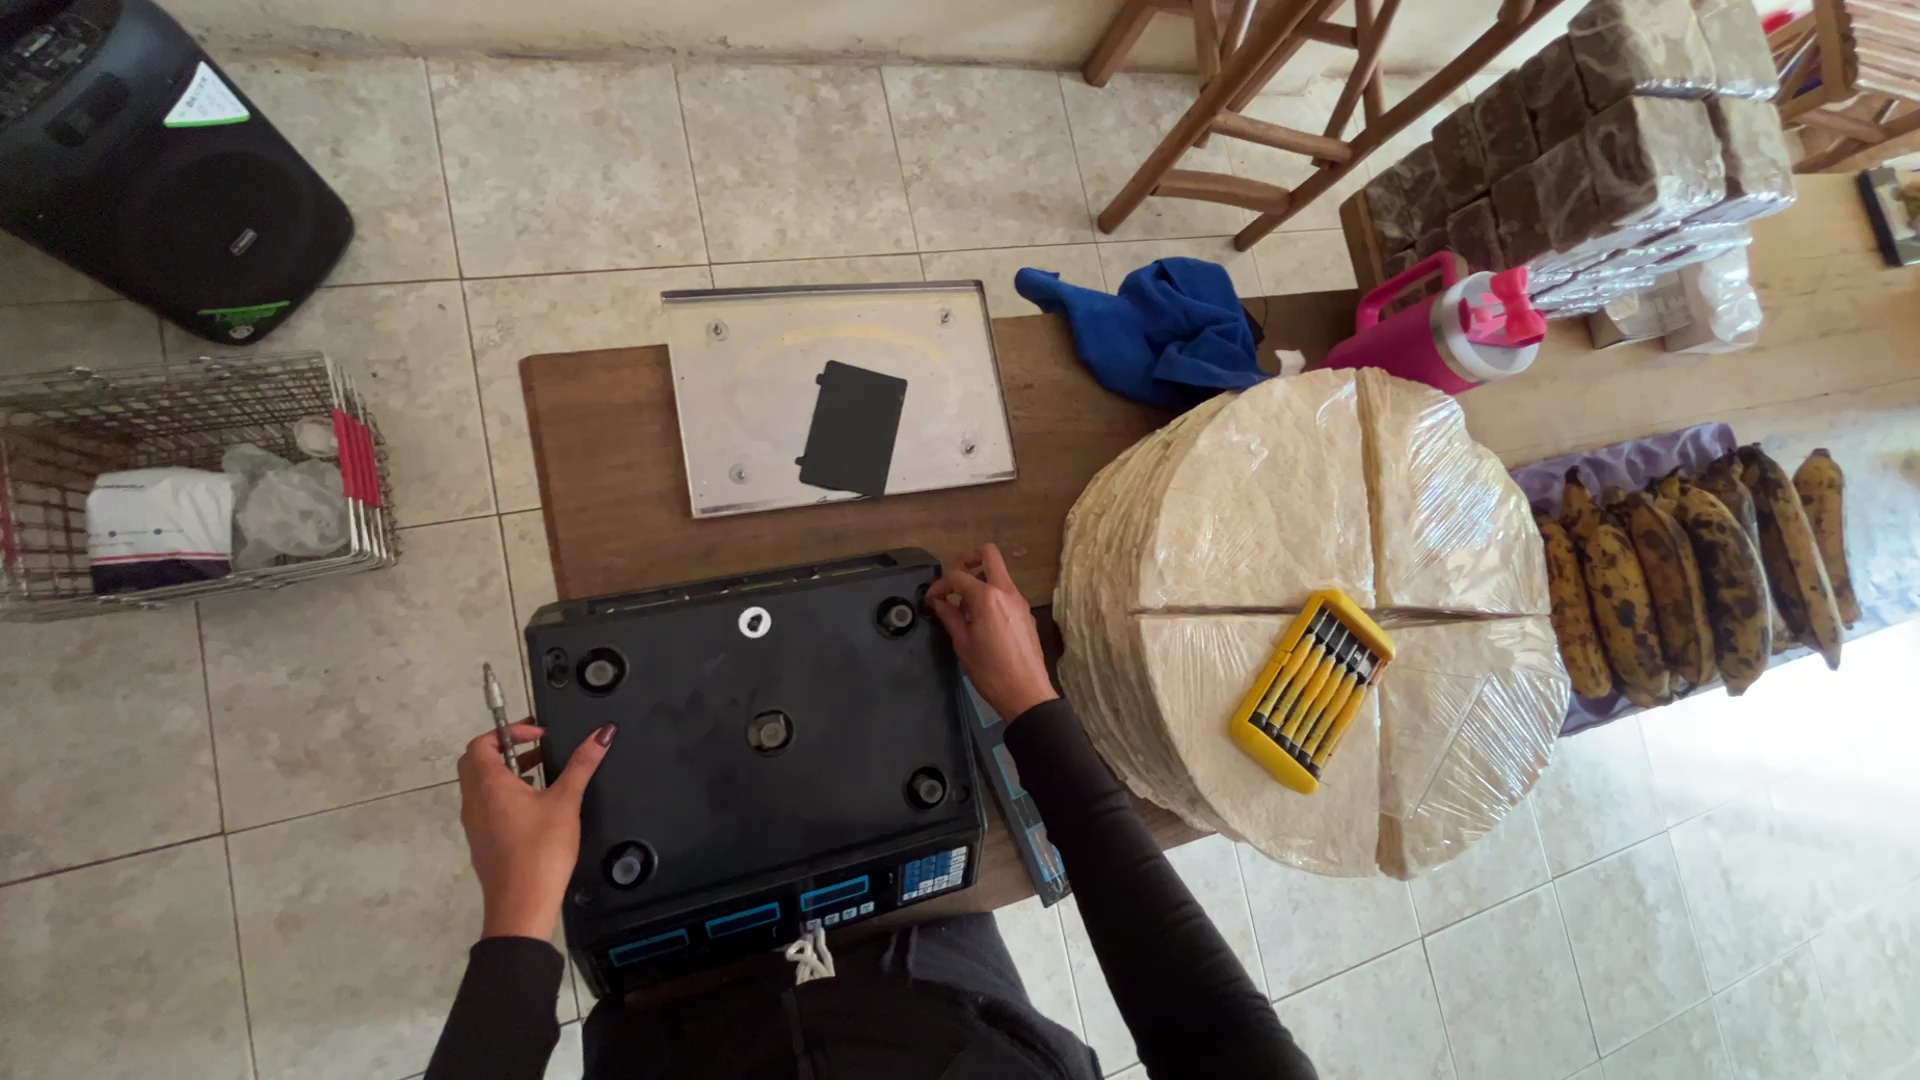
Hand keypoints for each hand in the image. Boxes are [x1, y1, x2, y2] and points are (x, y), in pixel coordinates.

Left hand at [456, 721, 615, 940]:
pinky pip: (487, 803)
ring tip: (543, 769)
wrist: (521, 904)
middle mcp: (474, 801)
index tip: (539, 734)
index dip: (508, 732)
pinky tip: (536, 802)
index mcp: (489, 786)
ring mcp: (475, 823)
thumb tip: (603, 733)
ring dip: (507, 769)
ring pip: (481, 783)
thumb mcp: (566, 801)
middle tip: (537, 745)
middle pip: (476, 761)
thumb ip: (583, 763)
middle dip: (506, 747)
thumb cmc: (541, 849)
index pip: (481, 744)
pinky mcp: (482, 839)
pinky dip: (506, 791)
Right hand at [926, 543, 1058, 722]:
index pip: (957, 577)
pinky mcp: (1026, 613)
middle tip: (955, 581)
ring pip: (999, 574)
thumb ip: (949, 616)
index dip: (940, 585)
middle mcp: (1006, 591)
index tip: (931, 600)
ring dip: (980, 580)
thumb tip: (938, 602)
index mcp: (987, 597)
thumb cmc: (990, 671)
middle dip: (968, 559)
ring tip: (965, 609)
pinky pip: (1006, 592)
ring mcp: (1020, 601)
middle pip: (989, 554)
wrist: (1026, 693)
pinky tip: (982, 621)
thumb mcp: (962, 644)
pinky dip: (991, 595)